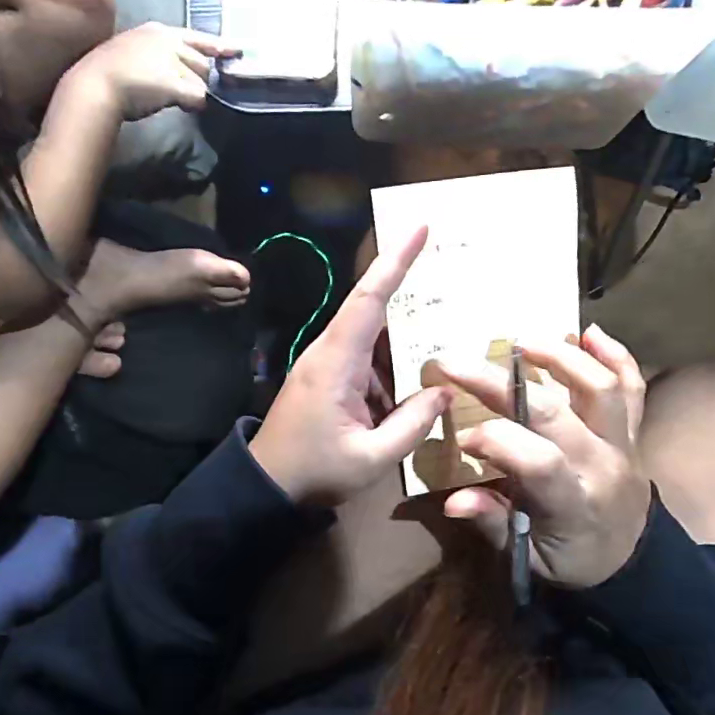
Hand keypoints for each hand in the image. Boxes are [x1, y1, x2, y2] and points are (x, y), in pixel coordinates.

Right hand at [70, 23, 233, 120]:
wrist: (95, 84)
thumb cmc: (107, 72)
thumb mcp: (133, 51)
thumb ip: (156, 57)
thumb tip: (173, 75)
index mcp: (157, 31)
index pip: (196, 37)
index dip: (217, 46)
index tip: (234, 50)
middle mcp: (168, 41)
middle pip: (201, 64)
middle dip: (197, 80)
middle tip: (180, 93)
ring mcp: (172, 61)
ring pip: (200, 82)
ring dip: (191, 94)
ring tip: (171, 99)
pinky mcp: (173, 82)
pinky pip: (198, 97)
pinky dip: (193, 105)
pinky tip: (181, 106)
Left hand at [250, 226, 453, 505]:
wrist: (264, 487)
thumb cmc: (314, 472)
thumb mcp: (371, 459)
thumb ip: (412, 425)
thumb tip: (444, 393)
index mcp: (336, 363)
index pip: (368, 300)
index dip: (394, 262)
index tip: (418, 228)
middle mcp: (328, 353)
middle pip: (373, 311)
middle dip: (409, 294)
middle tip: (450, 281)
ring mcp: (325, 366)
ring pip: (372, 340)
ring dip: (403, 342)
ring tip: (442, 339)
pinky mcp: (326, 381)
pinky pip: (365, 363)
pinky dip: (390, 369)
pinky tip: (414, 386)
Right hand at [433, 326, 651, 588]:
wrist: (634, 562)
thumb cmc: (573, 560)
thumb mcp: (529, 558)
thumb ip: (493, 523)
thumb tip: (452, 500)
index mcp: (574, 503)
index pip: (538, 460)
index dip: (496, 441)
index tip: (462, 438)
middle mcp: (602, 465)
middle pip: (556, 412)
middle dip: (501, 383)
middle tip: (457, 364)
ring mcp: (623, 444)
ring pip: (602, 388)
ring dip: (561, 357)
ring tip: (521, 341)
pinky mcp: (633, 432)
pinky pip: (634, 388)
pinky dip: (616, 355)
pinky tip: (588, 332)